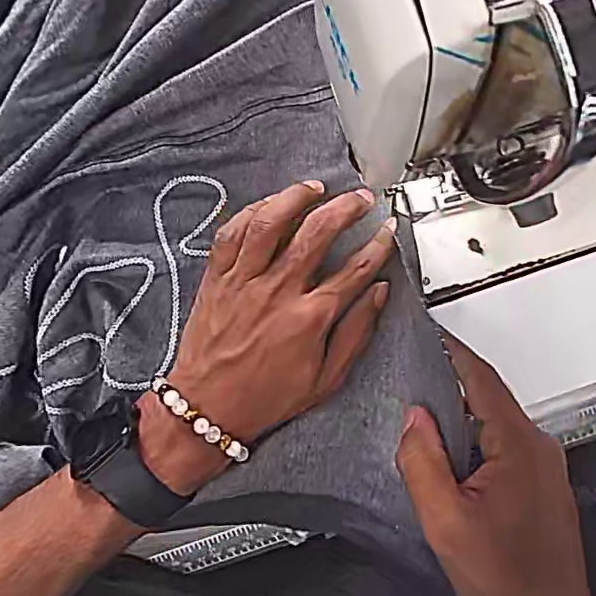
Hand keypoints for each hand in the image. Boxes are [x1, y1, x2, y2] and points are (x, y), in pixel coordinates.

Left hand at [145, 180, 396, 492]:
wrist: (208, 407)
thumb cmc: (265, 397)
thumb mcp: (325, 379)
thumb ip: (356, 333)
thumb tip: (379, 294)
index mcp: (309, 319)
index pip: (355, 268)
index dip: (378, 244)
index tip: (387, 230)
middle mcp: (277, 292)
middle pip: (317, 232)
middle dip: (346, 208)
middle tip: (361, 199)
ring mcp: (243, 281)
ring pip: (271, 222)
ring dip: (296, 198)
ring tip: (315, 188)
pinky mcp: (217, 279)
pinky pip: (231, 233)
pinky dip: (251, 212)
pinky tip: (268, 205)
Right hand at [395, 333, 595, 595]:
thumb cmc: (506, 586)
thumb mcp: (445, 522)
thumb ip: (423, 462)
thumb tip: (413, 417)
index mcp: (520, 447)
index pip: (482, 379)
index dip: (453, 351)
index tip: (429, 332)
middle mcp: (540, 449)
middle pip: (490, 398)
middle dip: (451, 383)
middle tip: (412, 377)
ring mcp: (546, 469)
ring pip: (496, 423)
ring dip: (462, 417)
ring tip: (423, 420)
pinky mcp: (543, 488)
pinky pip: (504, 446)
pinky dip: (475, 441)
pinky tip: (451, 459)